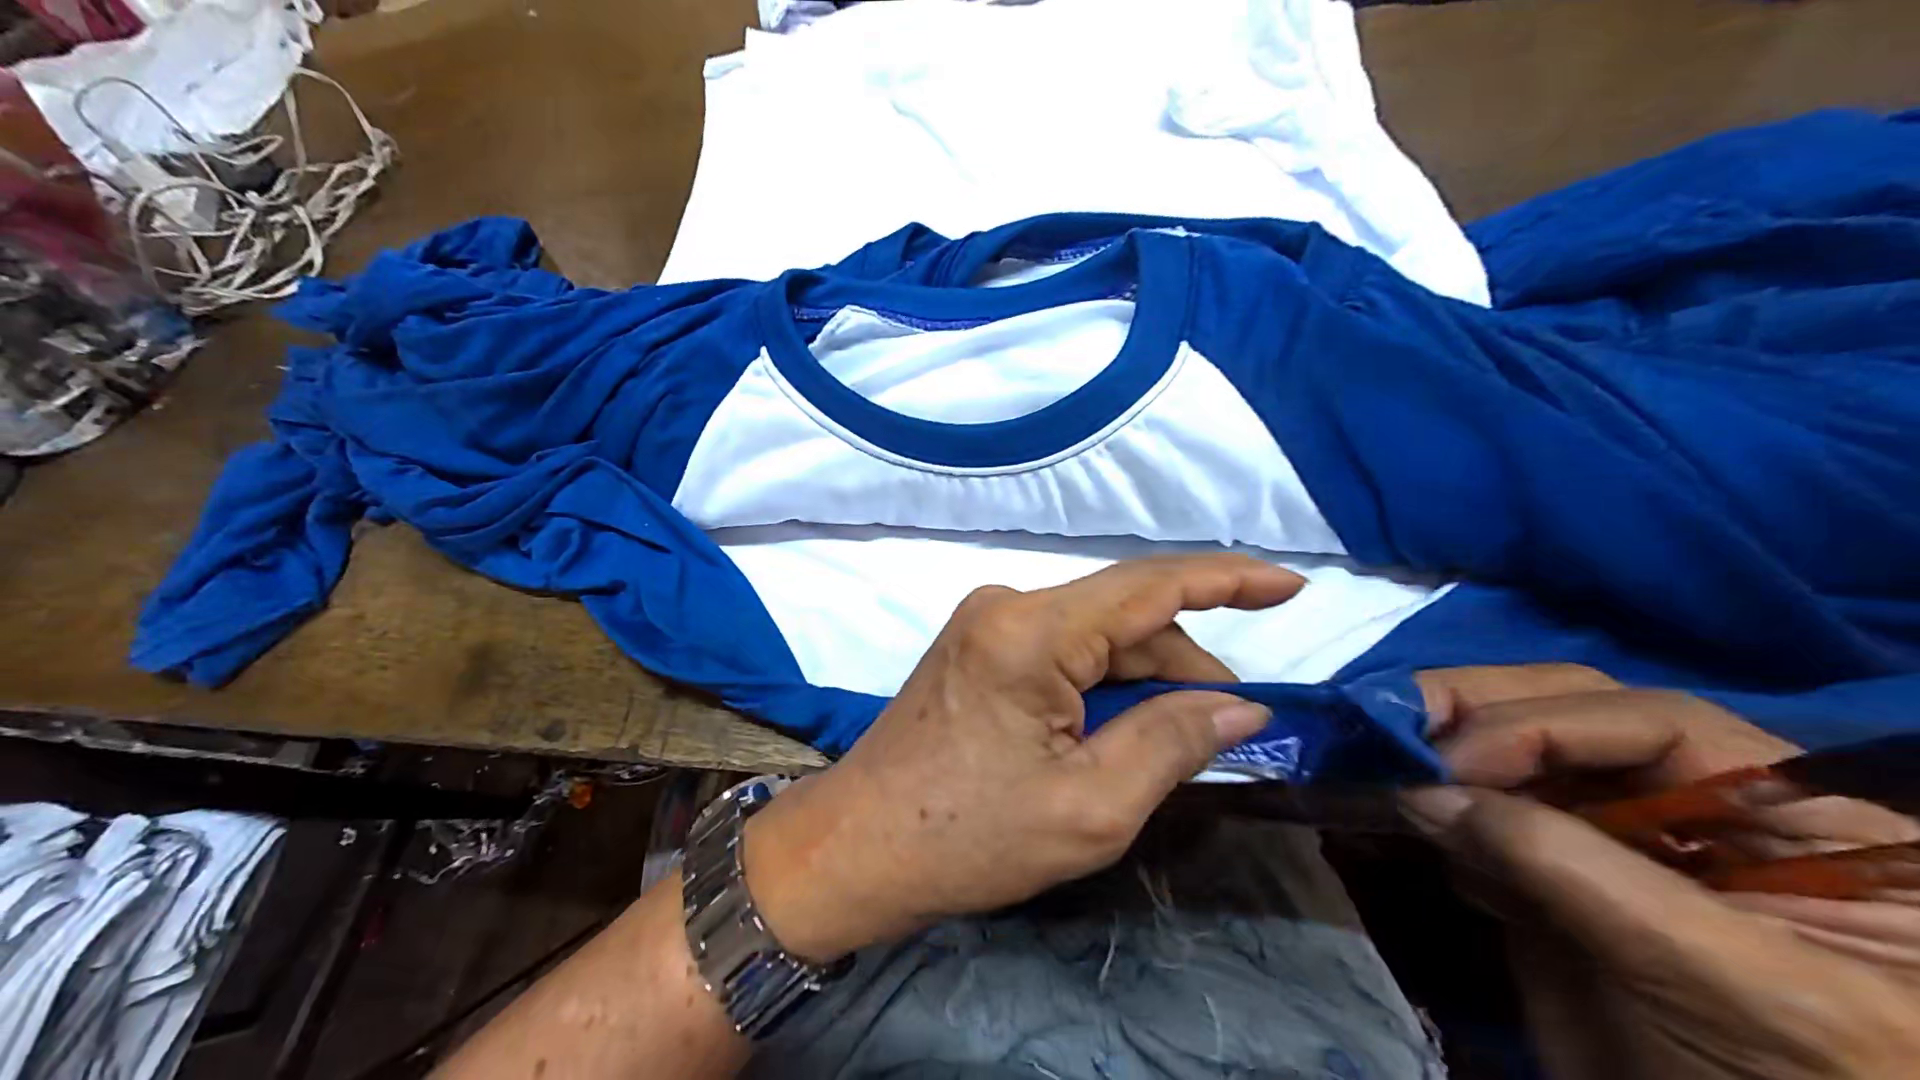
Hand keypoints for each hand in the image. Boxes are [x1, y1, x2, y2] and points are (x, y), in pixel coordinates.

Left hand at [738, 555, 1298, 962]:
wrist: (858, 846)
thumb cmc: (968, 836)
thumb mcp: (1089, 806)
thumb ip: (1171, 741)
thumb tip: (1238, 705)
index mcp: (1032, 632)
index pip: (1150, 586)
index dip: (1227, 581)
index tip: (1290, 586)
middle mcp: (1008, 606)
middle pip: (1125, 617)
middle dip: (1184, 665)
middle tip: (1227, 727)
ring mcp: (988, 624)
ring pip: (1096, 637)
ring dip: (1143, 681)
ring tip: (1169, 744)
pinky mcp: (978, 648)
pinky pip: (1063, 651)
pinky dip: (1103, 685)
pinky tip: (1117, 731)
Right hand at [1403, 665, 1919, 1079]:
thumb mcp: (1723, 978)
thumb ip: (1572, 867)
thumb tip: (1423, 791)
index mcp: (1784, 809)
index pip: (1647, 722)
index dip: (1536, 724)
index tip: (1449, 764)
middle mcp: (1688, 804)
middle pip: (1566, 718)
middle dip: (1471, 716)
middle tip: (1386, 731)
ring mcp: (1611, 843)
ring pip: (1509, 764)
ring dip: (1434, 757)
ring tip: (1371, 767)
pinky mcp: (1551, 884)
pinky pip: (1479, 826)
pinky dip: (1429, 815)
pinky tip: (1389, 817)